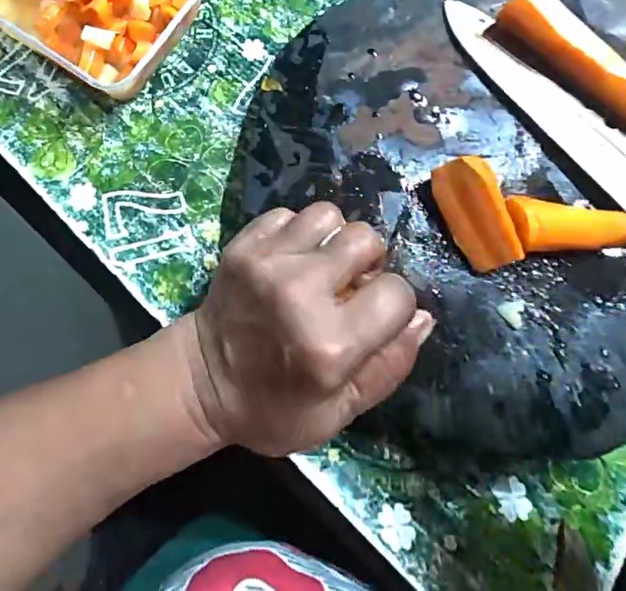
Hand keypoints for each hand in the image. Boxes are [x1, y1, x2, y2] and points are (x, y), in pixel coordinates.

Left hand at [181, 202, 434, 456]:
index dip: (393, 307)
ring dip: (333, 239)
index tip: (373, 319)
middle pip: (366, 239)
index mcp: (330, 345)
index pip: (398, 294)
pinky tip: (289, 260)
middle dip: (367, 263)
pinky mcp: (244, 243)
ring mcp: (268, 261)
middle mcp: (301, 292)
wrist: (202, 381)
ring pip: (330, 215)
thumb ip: (390, 366)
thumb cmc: (276, 407)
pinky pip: (291, 213)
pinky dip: (297, 232)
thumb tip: (423, 316)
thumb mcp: (339, 412)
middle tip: (347, 287)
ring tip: (319, 267)